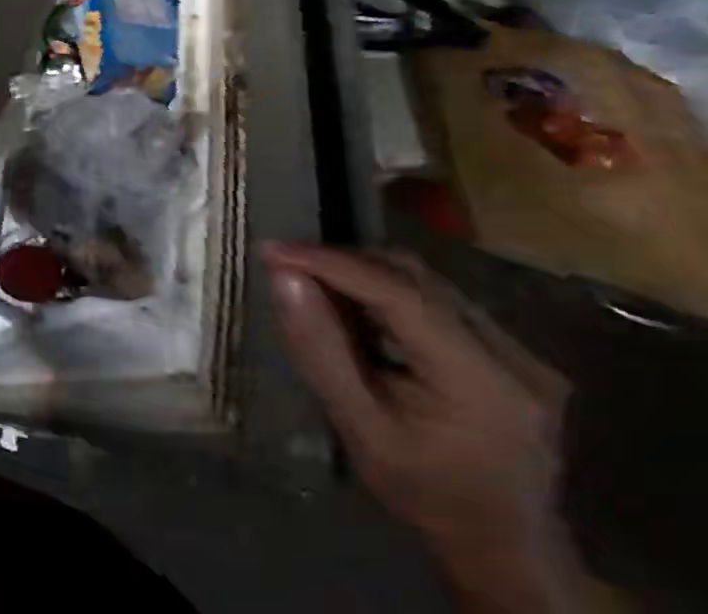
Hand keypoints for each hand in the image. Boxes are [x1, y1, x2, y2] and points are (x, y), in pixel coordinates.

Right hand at [264, 243, 587, 611]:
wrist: (500, 542)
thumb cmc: (419, 488)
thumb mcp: (356, 422)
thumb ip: (319, 347)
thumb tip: (284, 277)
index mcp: (482, 380)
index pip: (400, 294)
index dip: (331, 263)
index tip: (271, 251)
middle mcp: (515, 356)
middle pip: (419, 279)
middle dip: (344, 262)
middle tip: (284, 263)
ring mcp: (523, 354)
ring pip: (430, 285)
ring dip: (364, 275)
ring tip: (310, 282)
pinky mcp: (514, 356)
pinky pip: (441, 303)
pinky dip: (387, 294)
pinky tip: (355, 310)